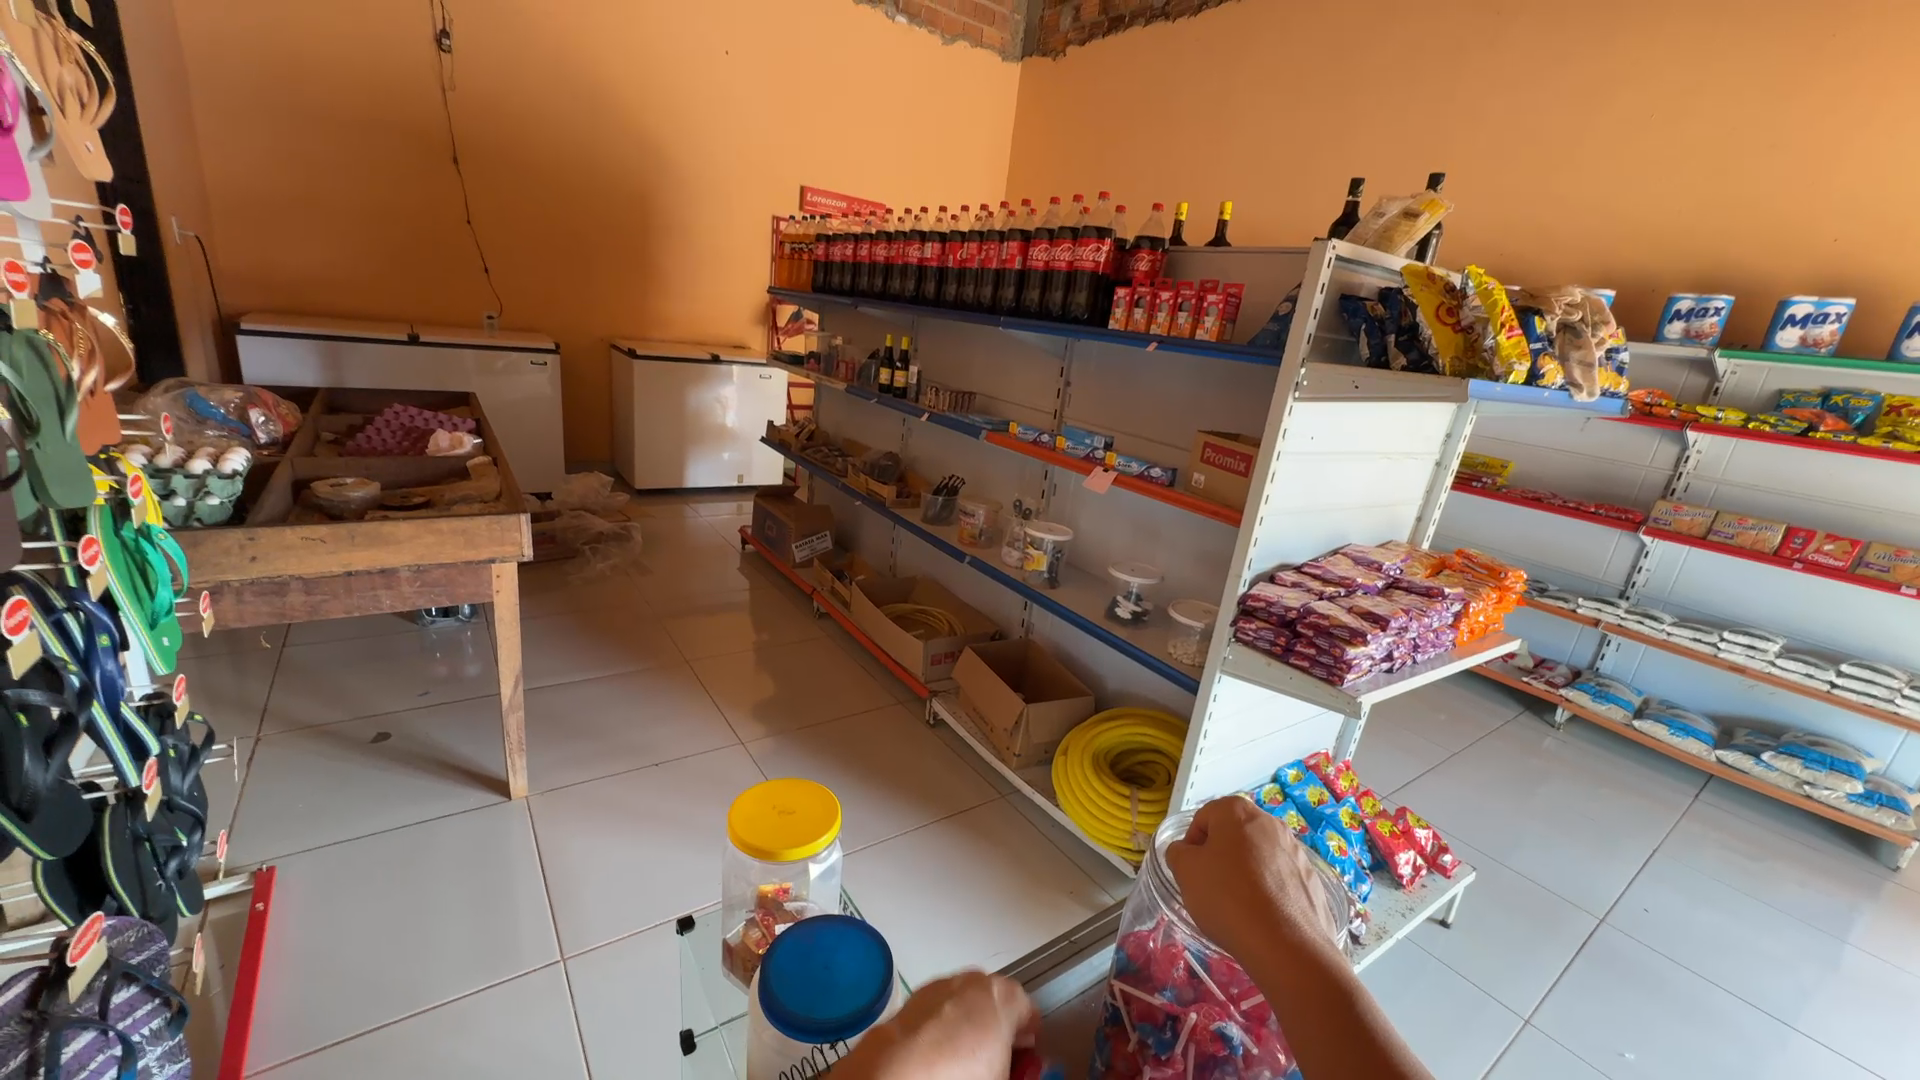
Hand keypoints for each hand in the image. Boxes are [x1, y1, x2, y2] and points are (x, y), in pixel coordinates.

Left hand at [831, 971, 1037, 1079]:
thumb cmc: (958, 1076)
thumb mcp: (1008, 1077)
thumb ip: (1028, 1071)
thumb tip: (1031, 1071)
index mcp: (1001, 995)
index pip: (1027, 1010)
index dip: (1029, 1041)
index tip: (1027, 1063)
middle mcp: (968, 982)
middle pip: (993, 1004)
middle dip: (996, 1032)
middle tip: (997, 1068)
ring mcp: (934, 990)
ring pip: (960, 1009)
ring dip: (965, 1032)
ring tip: (963, 1070)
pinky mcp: (905, 1006)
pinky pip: (933, 1019)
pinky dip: (937, 1035)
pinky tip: (934, 1067)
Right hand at [1165, 796, 1342, 963]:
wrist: (1286, 946)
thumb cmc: (1227, 898)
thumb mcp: (1185, 871)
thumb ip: (1178, 852)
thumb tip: (1187, 853)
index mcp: (1237, 812)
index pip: (1204, 818)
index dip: (1192, 844)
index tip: (1191, 871)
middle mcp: (1270, 822)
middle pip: (1234, 835)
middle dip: (1220, 856)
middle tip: (1211, 886)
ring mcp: (1296, 851)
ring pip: (1259, 856)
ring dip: (1245, 873)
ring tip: (1237, 905)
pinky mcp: (1312, 879)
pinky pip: (1280, 879)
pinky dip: (1268, 891)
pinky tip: (1261, 916)